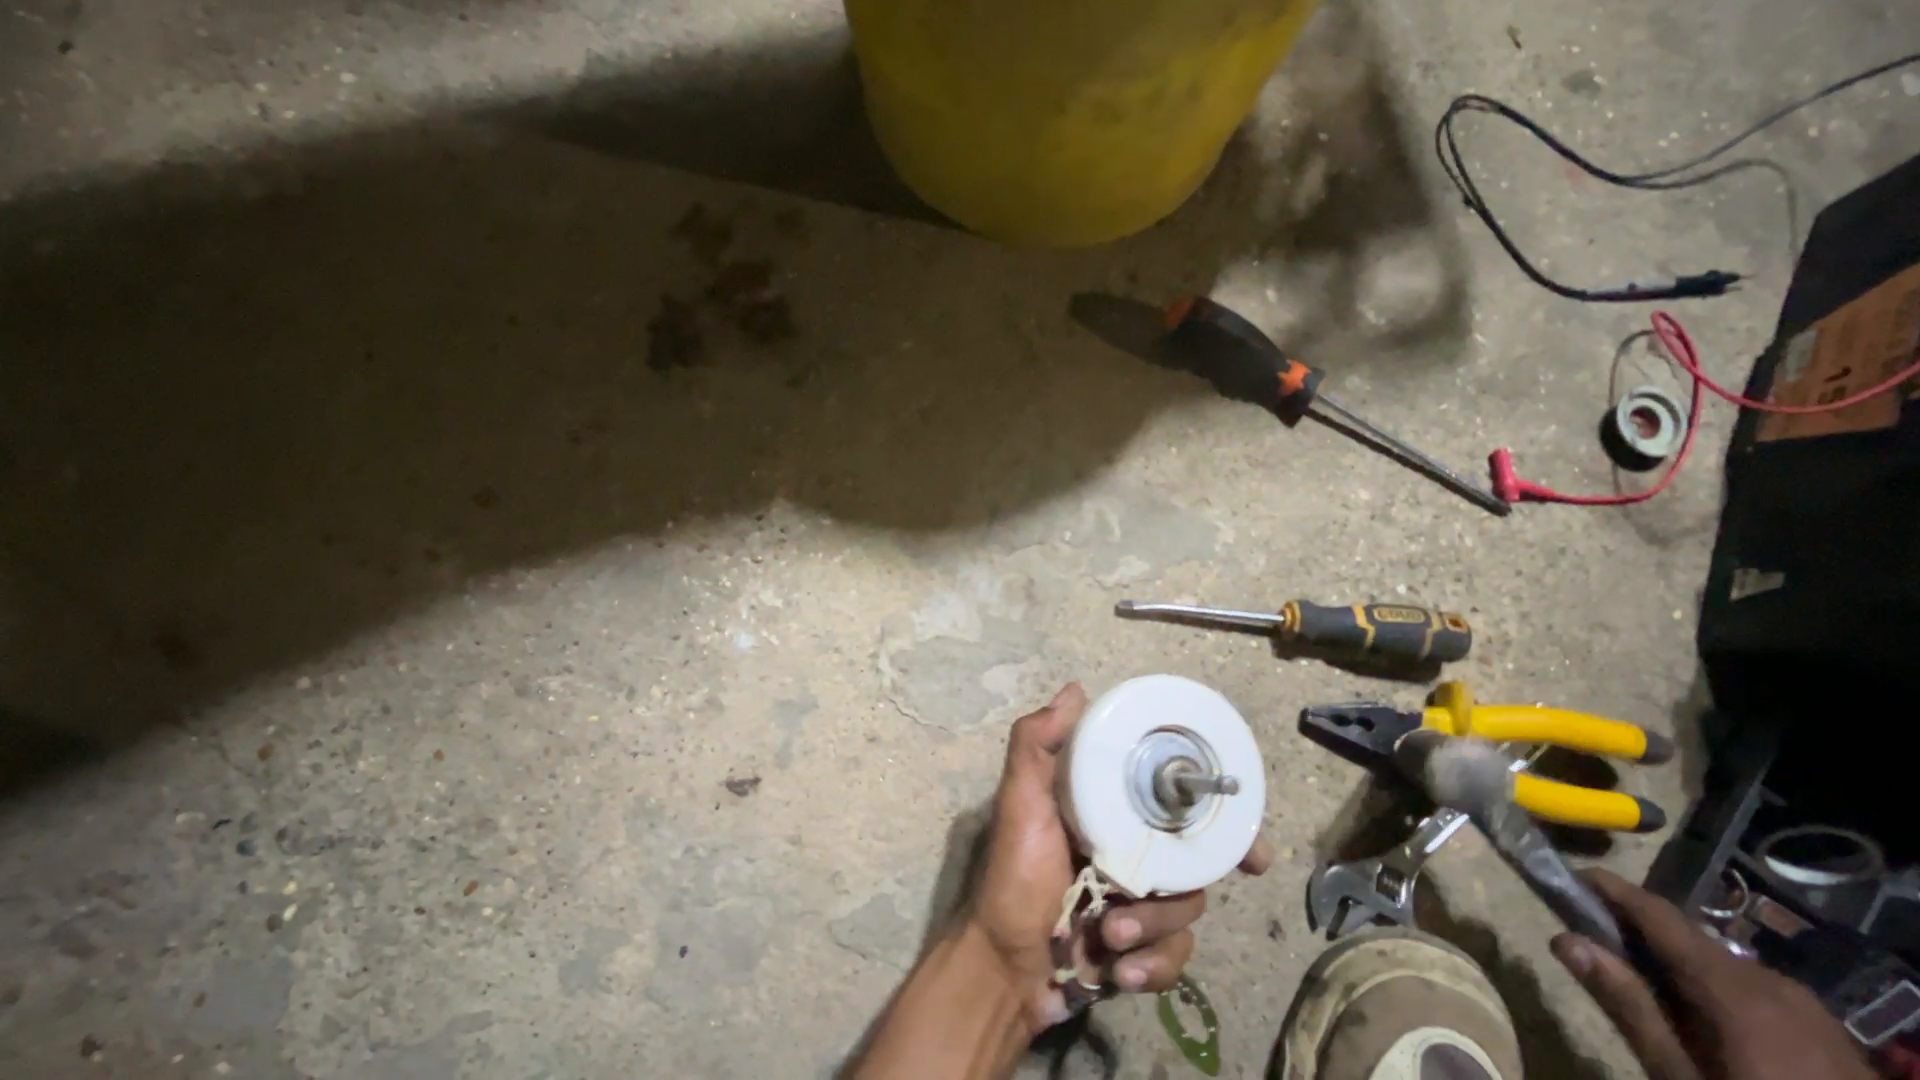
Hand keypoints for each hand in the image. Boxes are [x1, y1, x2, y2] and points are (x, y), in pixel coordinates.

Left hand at [969, 683, 1271, 1031]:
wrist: (1001, 971)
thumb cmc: (1012, 879)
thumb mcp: (1020, 805)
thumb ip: (1036, 746)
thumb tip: (1076, 690)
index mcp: (1112, 819)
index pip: (1176, 810)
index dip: (1219, 823)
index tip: (1248, 844)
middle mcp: (1133, 858)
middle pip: (1193, 864)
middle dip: (1188, 886)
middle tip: (1162, 893)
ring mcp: (1139, 908)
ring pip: (1188, 913)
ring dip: (1154, 927)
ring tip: (1111, 934)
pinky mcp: (1139, 954)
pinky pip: (1174, 959)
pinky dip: (1153, 967)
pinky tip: (1120, 973)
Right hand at [1552, 869, 1876, 1079]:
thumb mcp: (1680, 1074)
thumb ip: (1628, 1006)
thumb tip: (1565, 940)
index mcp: (1731, 986)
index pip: (1658, 914)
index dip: (1611, 890)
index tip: (1567, 876)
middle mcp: (1768, 977)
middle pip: (1687, 937)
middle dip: (1636, 930)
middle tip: (1588, 937)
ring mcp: (1802, 1001)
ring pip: (1718, 961)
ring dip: (1673, 960)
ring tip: (1637, 981)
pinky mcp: (1822, 1024)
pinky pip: (1750, 985)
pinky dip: (1709, 984)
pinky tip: (1696, 1015)